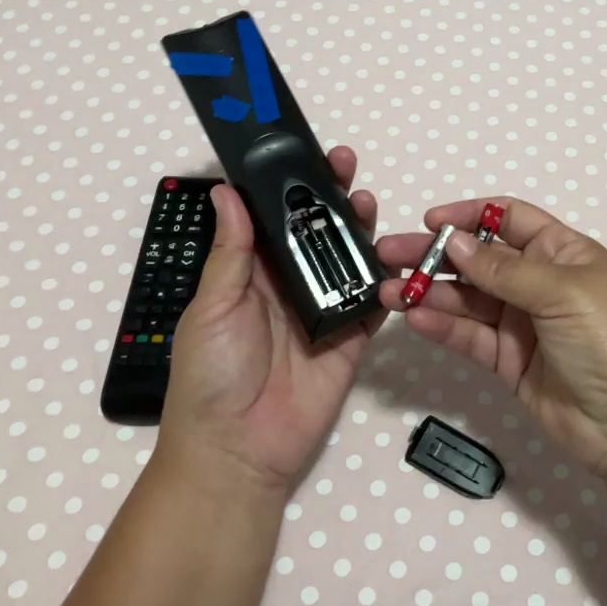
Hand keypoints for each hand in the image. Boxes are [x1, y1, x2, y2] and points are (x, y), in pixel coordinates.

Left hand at [157, 147, 380, 492]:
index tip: (304, 154)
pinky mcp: (352, 339)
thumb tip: (227, 192)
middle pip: (316, 233)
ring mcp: (324, 311)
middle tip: (344, 164)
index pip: (274, 220)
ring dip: (359, 229)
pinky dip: (388, 280)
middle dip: (330, 197)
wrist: (237, 451)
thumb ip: (232, 252)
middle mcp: (290, 286)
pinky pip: (374, 304)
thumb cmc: (211, 376)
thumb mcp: (213, 307)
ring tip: (365, 200)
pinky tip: (396, 254)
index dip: (289, 187)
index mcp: (251, 275)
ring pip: (349, 260)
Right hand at [376, 198, 606, 480]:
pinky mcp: (510, 362)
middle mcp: (540, 283)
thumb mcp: (562, 292)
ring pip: (468, 299)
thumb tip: (454, 240)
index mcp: (563, 252)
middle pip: (480, 260)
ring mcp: (524, 324)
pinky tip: (415, 320)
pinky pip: (470, 337)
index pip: (510, 219)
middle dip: (435, 256)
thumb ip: (503, 269)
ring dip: (430, 293)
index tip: (429, 221)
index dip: (470, 216)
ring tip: (389, 292)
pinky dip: (443, 327)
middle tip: (388, 255)